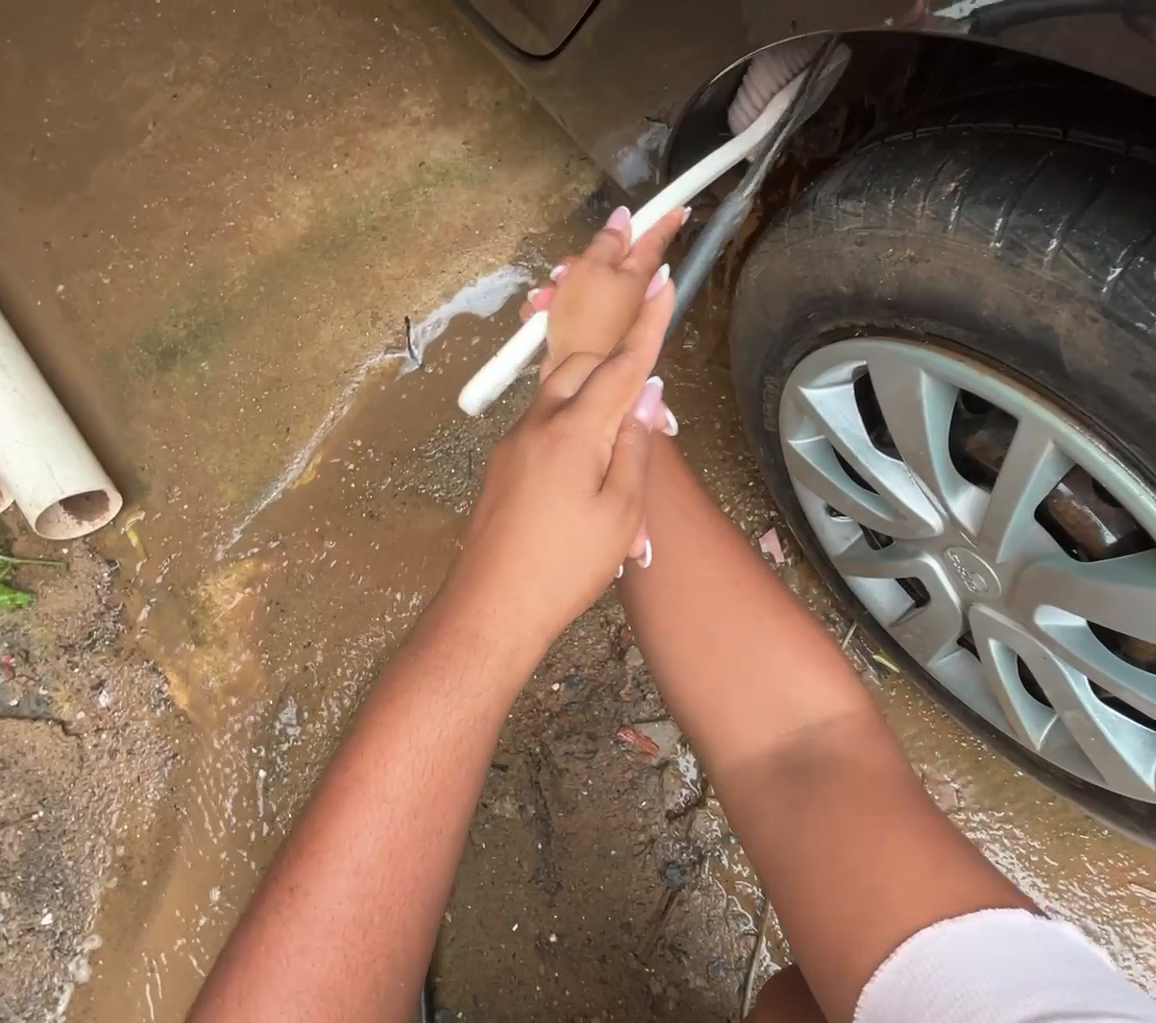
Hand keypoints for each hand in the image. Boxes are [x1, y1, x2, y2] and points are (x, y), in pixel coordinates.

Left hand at [447, 274, 676, 640]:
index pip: (621, 366)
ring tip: (619, 437)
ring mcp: (514, 443)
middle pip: (581, 367)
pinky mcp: (502, 465)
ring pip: (558, 395)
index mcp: (574, 430)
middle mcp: (538, 424)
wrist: (492, 605)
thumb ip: (636, 447)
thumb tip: (648, 395)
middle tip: (645, 388)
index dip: (647, 326)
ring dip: (591, 396)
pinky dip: (571, 427)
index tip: (663, 283)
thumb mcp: (621, 511)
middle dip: (615, 361)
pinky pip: (543, 426)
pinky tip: (586, 472)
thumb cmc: (567, 566)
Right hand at [523, 204, 686, 377]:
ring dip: (558, 289)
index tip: (681, 211)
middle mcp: (627, 296)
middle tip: (562, 273)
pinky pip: (567, 309)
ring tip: (544, 300)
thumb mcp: (593, 268)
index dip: (664, 224)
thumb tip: (625, 219)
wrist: (571, 375)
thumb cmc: (587, 318)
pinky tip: (538, 315)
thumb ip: (609, 242)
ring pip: (581, 286)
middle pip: (605, 264)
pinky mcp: (585, 333)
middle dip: (578, 265)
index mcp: (637, 277)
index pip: (654, 244)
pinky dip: (551, 309)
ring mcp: (606, 316)